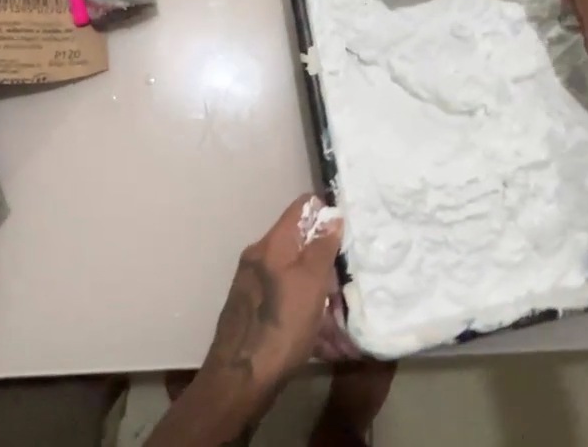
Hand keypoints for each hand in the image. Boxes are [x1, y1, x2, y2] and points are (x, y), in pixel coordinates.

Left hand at [201, 195, 346, 395]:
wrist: (240, 379)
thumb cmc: (281, 326)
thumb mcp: (311, 283)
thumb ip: (322, 247)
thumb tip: (331, 216)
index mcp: (271, 245)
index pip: (301, 208)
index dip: (326, 213)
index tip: (347, 233)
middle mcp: (258, 259)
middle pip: (298, 245)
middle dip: (325, 262)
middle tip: (347, 284)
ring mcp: (252, 286)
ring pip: (294, 277)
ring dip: (319, 293)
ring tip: (341, 319)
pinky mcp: (252, 312)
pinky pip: (285, 302)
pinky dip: (305, 313)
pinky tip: (323, 340)